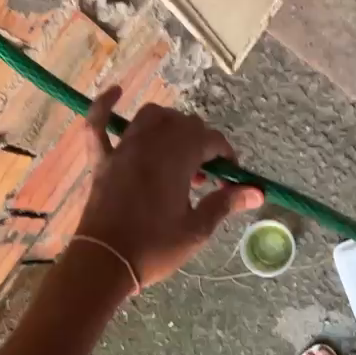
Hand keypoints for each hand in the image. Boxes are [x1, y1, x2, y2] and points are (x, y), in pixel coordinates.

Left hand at [72, 88, 263, 288]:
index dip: (225, 155)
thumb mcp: (197, 230)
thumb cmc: (155, 248)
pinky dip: (105, 106)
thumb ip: (225, 203)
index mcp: (177, 158)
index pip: (210, 140)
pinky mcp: (102, 161)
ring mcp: (123, 149)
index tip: (230, 178)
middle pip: (183, 124)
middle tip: (203, 178)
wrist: (105, 263)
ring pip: (151, 117)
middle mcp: (150, 144)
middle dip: (200, 143)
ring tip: (176, 152)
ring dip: (169, 126)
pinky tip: (117, 91)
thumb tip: (257, 192)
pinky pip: (98, 124)